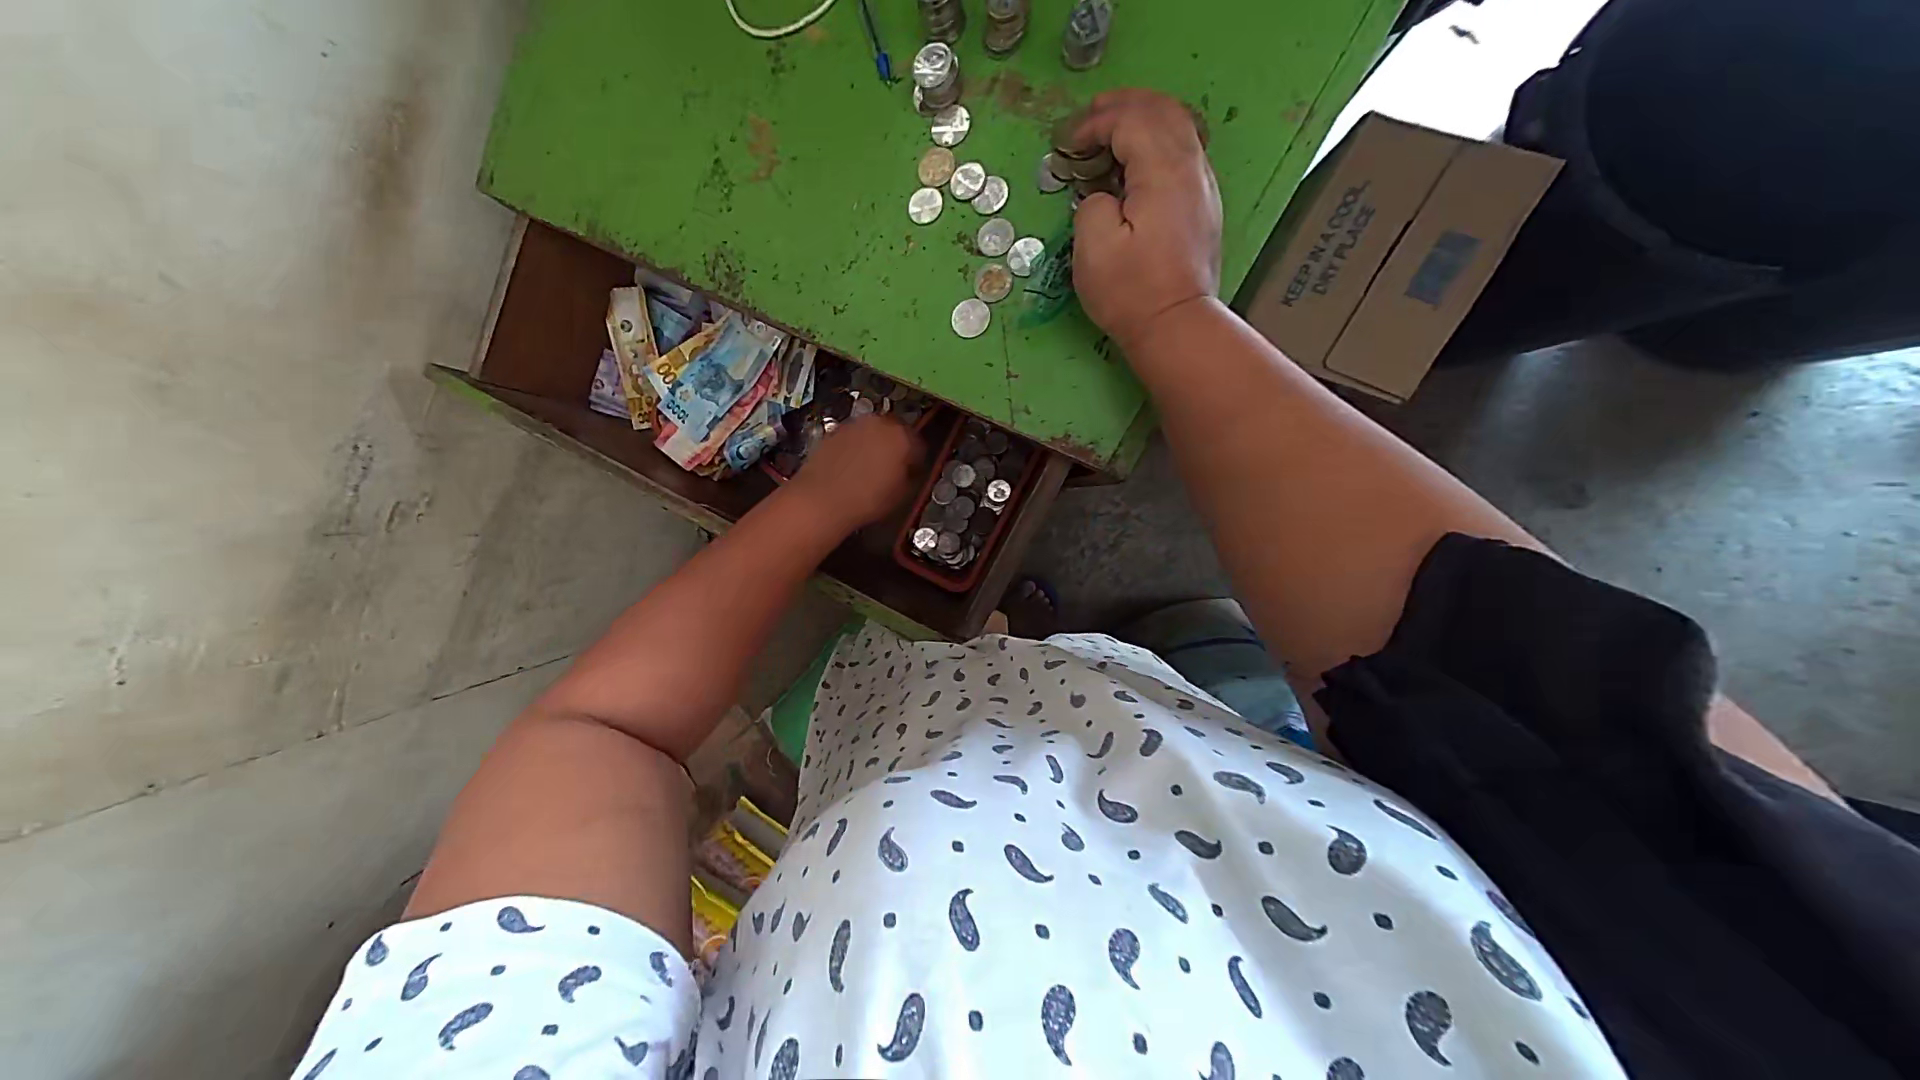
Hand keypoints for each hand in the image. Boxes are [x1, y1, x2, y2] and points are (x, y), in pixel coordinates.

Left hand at [786, 414, 922, 531]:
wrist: (822, 500)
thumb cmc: (865, 500)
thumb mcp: (901, 493)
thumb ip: (910, 475)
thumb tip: (908, 470)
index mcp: (902, 436)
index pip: (919, 444)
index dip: (917, 460)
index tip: (913, 470)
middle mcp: (879, 423)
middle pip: (895, 431)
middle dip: (896, 447)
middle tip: (893, 468)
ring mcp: (854, 424)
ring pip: (873, 431)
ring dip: (875, 444)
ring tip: (870, 468)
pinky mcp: (834, 431)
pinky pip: (853, 437)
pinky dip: (855, 447)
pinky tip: (852, 466)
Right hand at [1070, 89, 1223, 353]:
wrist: (1175, 326)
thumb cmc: (1131, 291)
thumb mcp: (1093, 246)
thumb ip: (1092, 202)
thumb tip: (1103, 193)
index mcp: (1163, 171)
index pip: (1131, 119)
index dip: (1094, 124)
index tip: (1066, 147)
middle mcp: (1191, 168)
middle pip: (1161, 110)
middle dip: (1121, 107)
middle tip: (1087, 120)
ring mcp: (1203, 187)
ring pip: (1178, 127)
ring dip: (1141, 121)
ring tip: (1109, 134)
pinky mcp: (1202, 207)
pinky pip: (1182, 154)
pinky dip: (1155, 145)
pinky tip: (1134, 166)